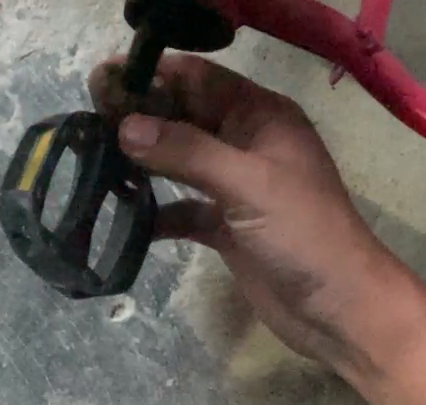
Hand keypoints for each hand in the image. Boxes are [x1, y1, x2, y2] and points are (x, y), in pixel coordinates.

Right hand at [89, 55, 420, 374]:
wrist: (336, 307)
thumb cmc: (303, 235)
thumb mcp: (247, 184)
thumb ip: (187, 153)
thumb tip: (126, 127)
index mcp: (261, 118)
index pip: (200, 81)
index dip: (154, 76)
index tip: (103, 81)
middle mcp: (246, 146)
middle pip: (186, 119)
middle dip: (142, 116)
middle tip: (89, 121)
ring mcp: (235, 191)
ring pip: (181, 166)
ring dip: (145, 163)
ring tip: (96, 161)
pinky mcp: (227, 231)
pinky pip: (184, 213)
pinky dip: (158, 214)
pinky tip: (126, 217)